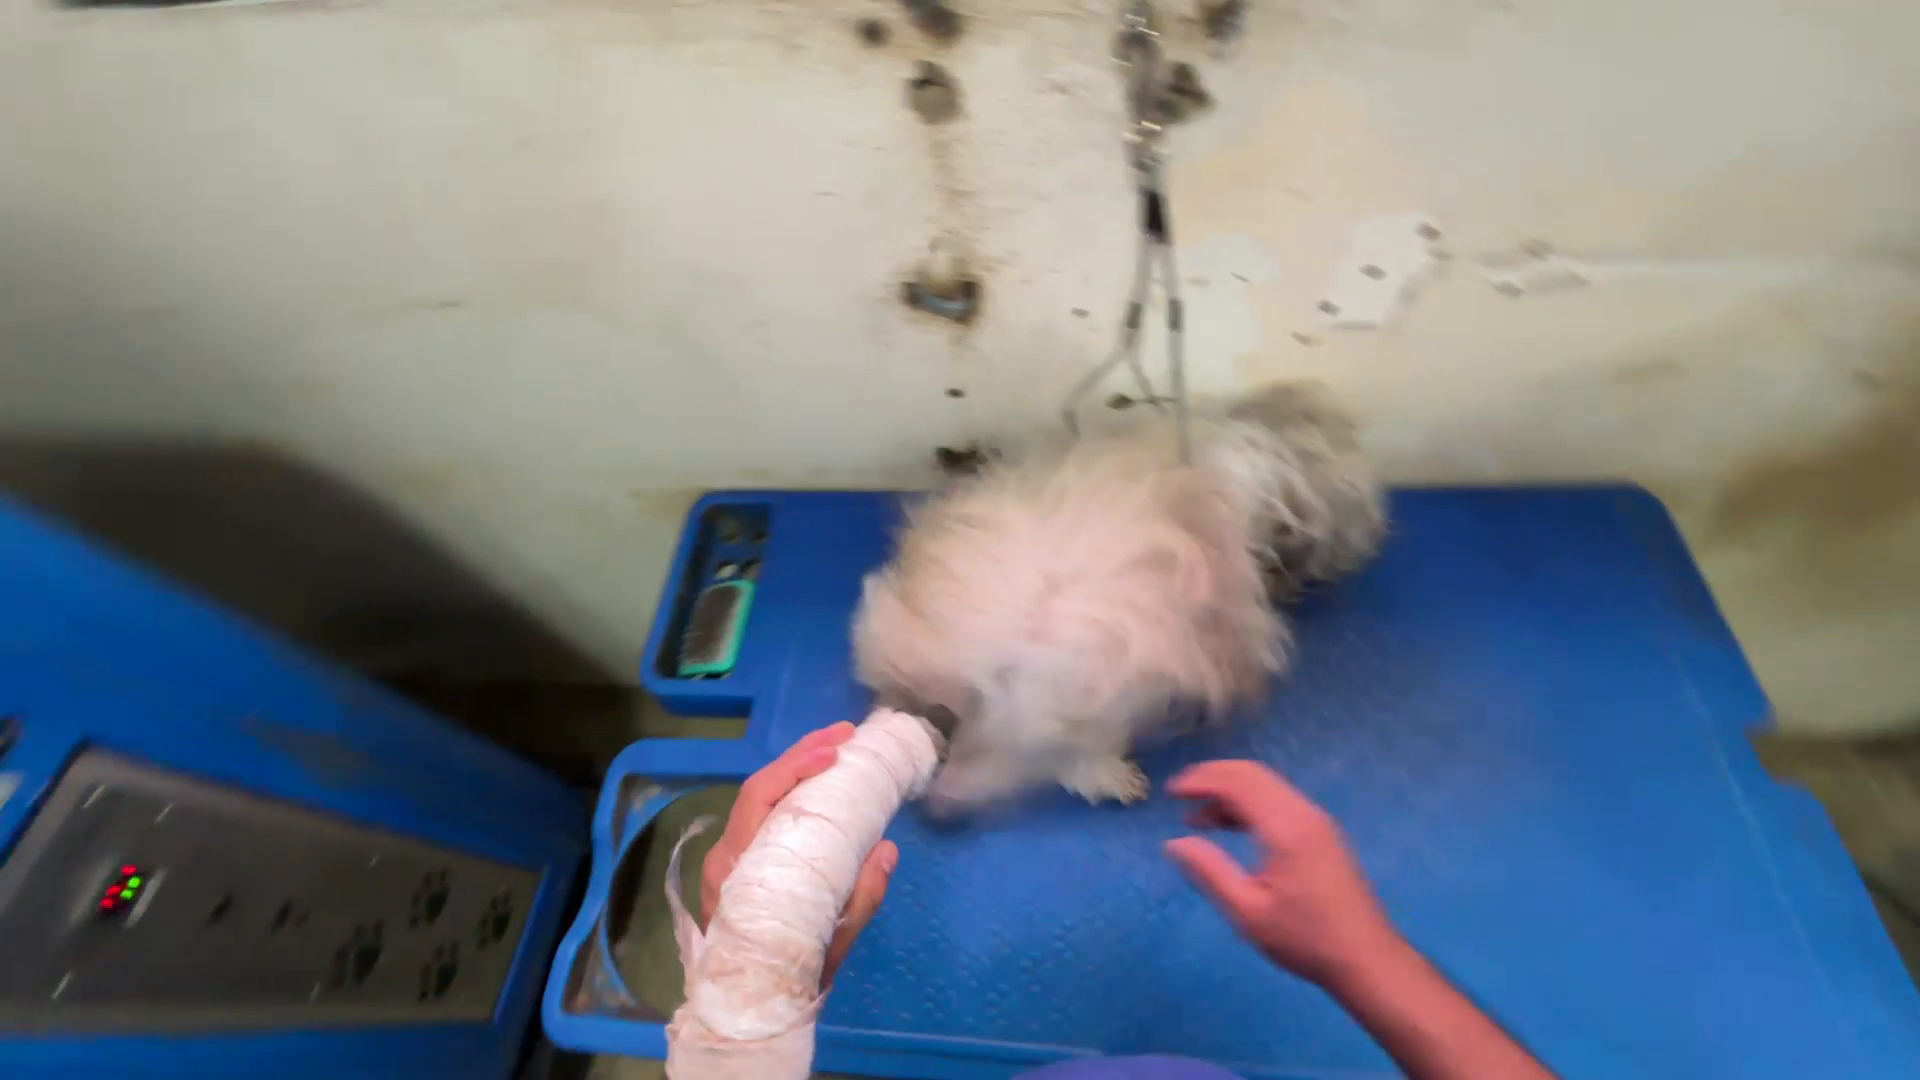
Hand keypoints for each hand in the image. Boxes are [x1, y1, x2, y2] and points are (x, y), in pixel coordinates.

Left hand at [699, 721, 899, 988]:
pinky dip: (794, 789)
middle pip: (760, 788)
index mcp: (736, 871)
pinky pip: (767, 814)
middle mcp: (727, 856)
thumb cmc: (787, 976)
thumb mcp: (830, 945)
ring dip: (798, 766)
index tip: (832, 752)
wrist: (749, 1012)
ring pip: (762, 797)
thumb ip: (858, 900)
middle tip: (845, 734)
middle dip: (802, 754)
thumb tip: (887, 850)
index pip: (758, 801)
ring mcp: (732, 857)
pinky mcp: (743, 861)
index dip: (795, 769)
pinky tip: (820, 780)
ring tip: (837, 746)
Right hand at [1164, 760, 1399, 988]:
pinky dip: (1247, 802)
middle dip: (1211, 776)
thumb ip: (1209, 871)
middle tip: (1179, 794)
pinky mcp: (1320, 832)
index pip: (1236, 782)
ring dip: (1228, 790)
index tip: (1169, 793)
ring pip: (1264, 784)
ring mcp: (1315, 820)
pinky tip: (1228, 826)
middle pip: (1251, 773)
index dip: (1199, 780)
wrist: (1369, 963)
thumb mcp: (1248, 912)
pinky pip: (1276, 799)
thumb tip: (1174, 842)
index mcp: (1286, 827)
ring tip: (1196, 816)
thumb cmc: (1306, 939)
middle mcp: (1302, 812)